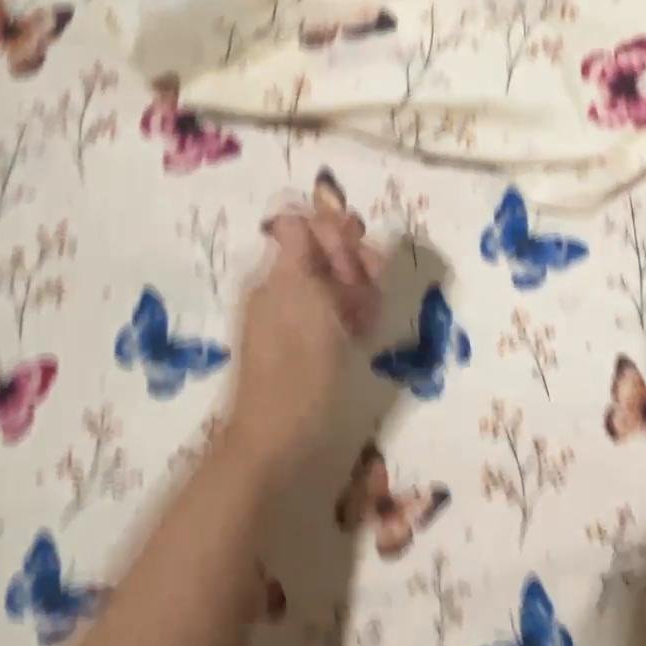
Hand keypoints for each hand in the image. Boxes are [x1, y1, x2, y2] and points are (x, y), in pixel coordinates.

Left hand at [225, 208, 383, 468]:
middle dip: (358, 266)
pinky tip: (365, 333)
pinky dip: (357, 315)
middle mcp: (284, 288)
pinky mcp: (311, 342)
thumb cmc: (297, 367)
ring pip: (340, 283)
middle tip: (368, 295)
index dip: (340, 236)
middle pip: (330, 253)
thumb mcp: (300, 298)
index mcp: (277, 273)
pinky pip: (339, 311)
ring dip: (362, 292)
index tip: (357, 264)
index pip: (311, 227)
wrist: (280, 437)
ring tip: (369, 319)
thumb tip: (297, 209)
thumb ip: (302, 251)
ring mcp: (298, 316)